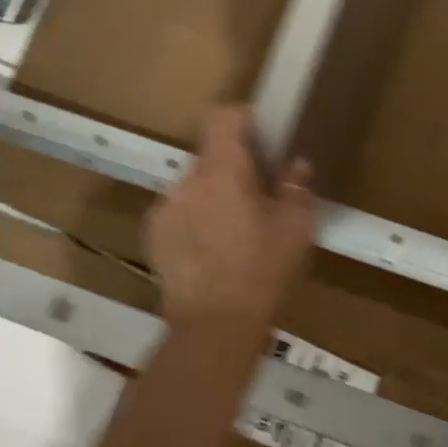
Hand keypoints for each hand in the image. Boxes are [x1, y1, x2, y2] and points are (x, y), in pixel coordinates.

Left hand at [144, 111, 314, 329]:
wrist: (212, 328)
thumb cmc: (261, 269)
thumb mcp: (295, 226)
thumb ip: (295, 188)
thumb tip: (293, 166)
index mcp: (222, 170)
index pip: (223, 118)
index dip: (243, 119)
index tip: (263, 137)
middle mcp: (186, 182)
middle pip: (210, 155)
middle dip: (234, 167)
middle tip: (259, 194)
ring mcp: (164, 211)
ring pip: (194, 186)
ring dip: (213, 195)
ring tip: (235, 229)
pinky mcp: (152, 238)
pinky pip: (179, 212)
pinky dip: (196, 220)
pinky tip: (214, 251)